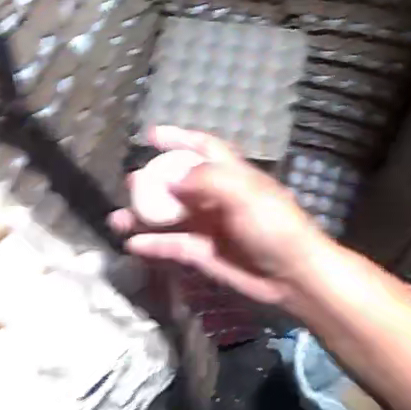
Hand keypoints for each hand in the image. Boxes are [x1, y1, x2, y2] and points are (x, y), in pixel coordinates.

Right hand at [108, 126, 335, 306]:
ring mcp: (210, 228)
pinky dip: (153, 245)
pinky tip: (133, 244)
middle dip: (153, 182)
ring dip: (144, 216)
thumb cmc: (274, 226)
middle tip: (130, 184)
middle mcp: (218, 198)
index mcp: (233, 175)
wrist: (292, 274)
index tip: (150, 135)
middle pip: (178, 184)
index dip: (179, 139)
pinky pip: (172, 246)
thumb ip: (205, 180)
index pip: (203, 148)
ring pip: (169, 218)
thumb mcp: (243, 193)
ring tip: (118, 219)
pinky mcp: (205, 255)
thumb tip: (168, 179)